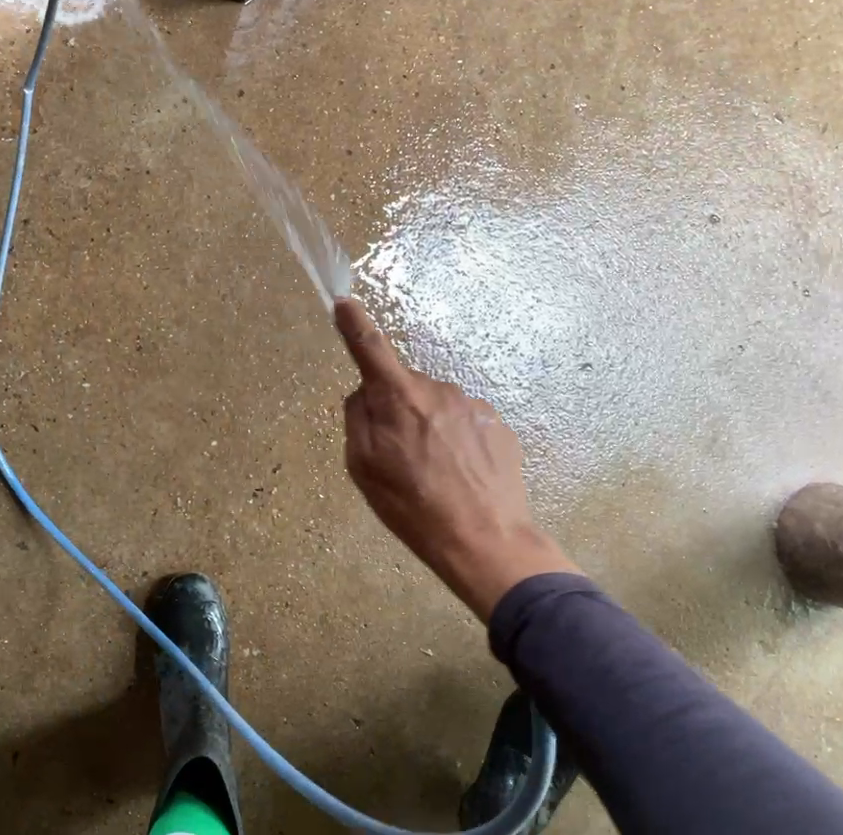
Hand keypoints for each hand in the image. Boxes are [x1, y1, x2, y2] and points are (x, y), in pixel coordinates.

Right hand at [335, 299, 578, 619]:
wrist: (486, 540)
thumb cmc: (413, 506)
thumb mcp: (363, 467)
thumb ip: (357, 419)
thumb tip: (364, 394)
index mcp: (399, 397)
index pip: (370, 348)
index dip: (354, 324)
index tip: (343, 303)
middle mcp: (438, 389)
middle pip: (403, 387)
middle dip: (396, 410)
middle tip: (398, 458)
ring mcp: (473, 405)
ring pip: (435, 406)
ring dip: (427, 427)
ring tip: (434, 473)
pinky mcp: (498, 425)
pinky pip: (462, 422)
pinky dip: (455, 440)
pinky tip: (460, 475)